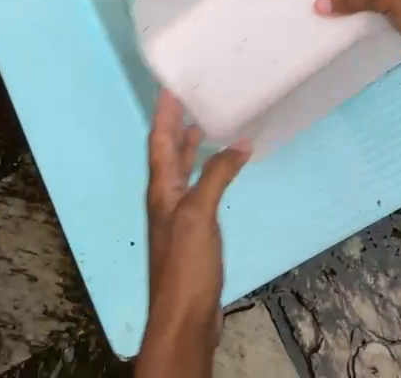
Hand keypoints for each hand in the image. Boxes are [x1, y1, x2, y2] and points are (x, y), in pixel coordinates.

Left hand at [139, 90, 248, 376]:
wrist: (185, 317)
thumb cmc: (186, 264)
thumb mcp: (199, 214)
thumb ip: (216, 175)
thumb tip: (240, 142)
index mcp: (162, 189)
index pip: (160, 141)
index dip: (164, 113)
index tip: (171, 83)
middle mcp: (167, 197)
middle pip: (168, 151)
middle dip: (176, 122)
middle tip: (192, 93)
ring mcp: (180, 214)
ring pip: (184, 167)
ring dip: (191, 143)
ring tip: (207, 119)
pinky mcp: (195, 228)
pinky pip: (200, 184)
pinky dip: (210, 166)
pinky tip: (226, 164)